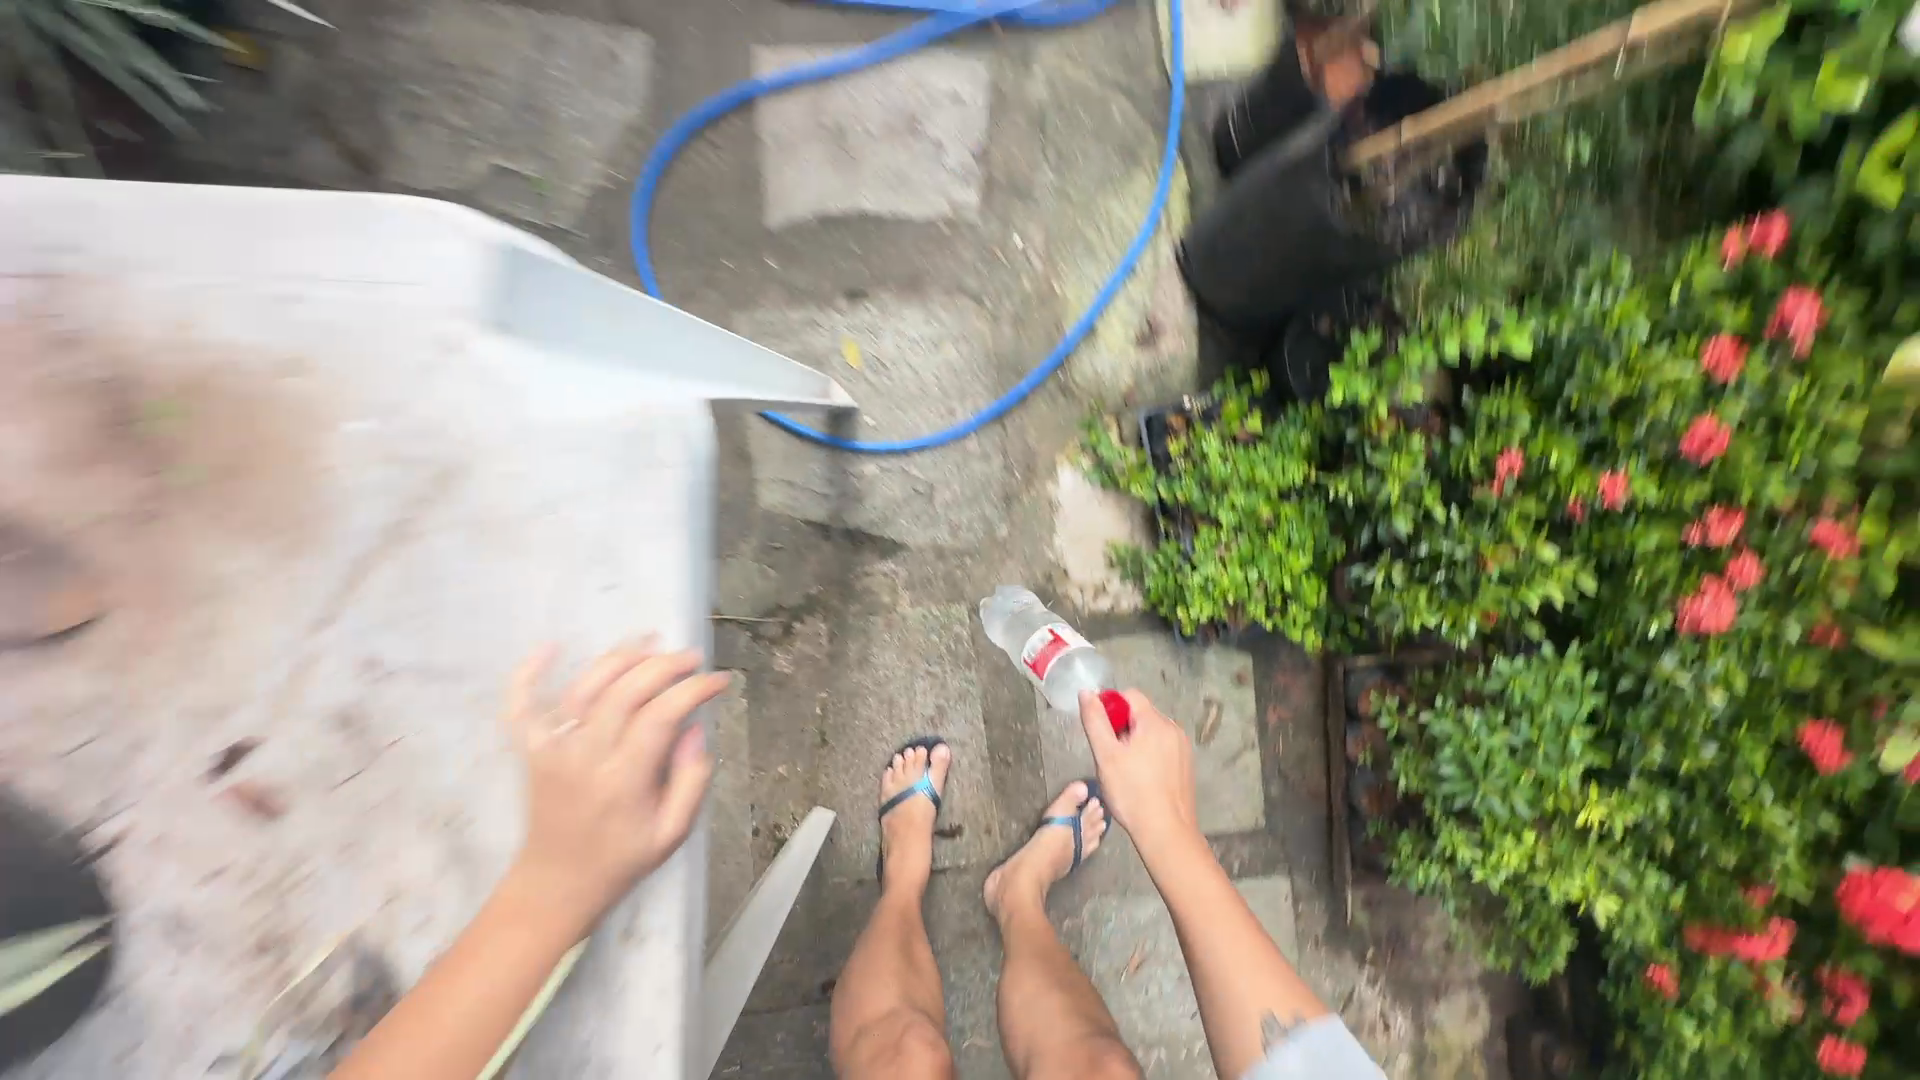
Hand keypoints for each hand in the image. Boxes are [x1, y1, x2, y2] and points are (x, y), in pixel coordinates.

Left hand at [502, 641, 727, 936]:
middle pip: (625, 691)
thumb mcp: (673, 832)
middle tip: (693, 657)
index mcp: (624, 780)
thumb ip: (691, 779)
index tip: (719, 680)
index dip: (694, 689)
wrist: (556, 885)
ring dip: (619, 657)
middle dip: (665, 665)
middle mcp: (585, 757)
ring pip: (584, 688)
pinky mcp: (531, 752)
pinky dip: (528, 674)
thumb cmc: (622, 859)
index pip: (662, 714)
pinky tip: (550, 647)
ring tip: (651, 641)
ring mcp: (553, 751)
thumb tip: (695, 728)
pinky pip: (521, 708)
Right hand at [1077, 689, 1199, 850]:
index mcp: (1155, 722)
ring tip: (1126, 769)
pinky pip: (1163, 747)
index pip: (1129, 695)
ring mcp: (1183, 748)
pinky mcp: (1187, 765)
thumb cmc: (1132, 792)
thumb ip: (1095, 720)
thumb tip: (1086, 692)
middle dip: (1123, 727)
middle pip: (1141, 713)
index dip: (1110, 707)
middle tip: (1111, 756)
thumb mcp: (1106, 755)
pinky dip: (1150, 754)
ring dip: (1136, 741)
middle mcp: (1173, 729)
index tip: (1102, 732)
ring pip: (1152, 731)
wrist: (1166, 832)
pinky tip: (1143, 778)